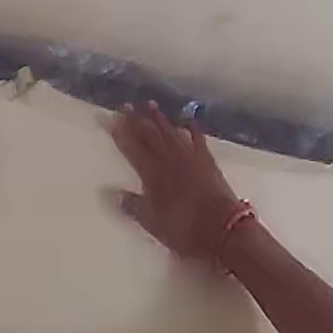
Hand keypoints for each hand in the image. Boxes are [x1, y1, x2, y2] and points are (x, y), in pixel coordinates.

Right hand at [109, 101, 246, 260]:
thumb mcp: (152, 222)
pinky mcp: (206, 157)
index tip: (111, 118)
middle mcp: (168, 158)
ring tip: (150, 103)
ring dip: (159, 118)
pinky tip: (188, 118)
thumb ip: (132, 205)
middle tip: (126, 105)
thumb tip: (112, 192)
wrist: (220, 226)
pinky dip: (191, 127)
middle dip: (136, 119)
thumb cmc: (183, 228)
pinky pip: (197, 137)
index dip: (120, 132)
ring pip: (170, 131)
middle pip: (149, 134)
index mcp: (152, 173)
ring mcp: (188, 155)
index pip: (131, 147)